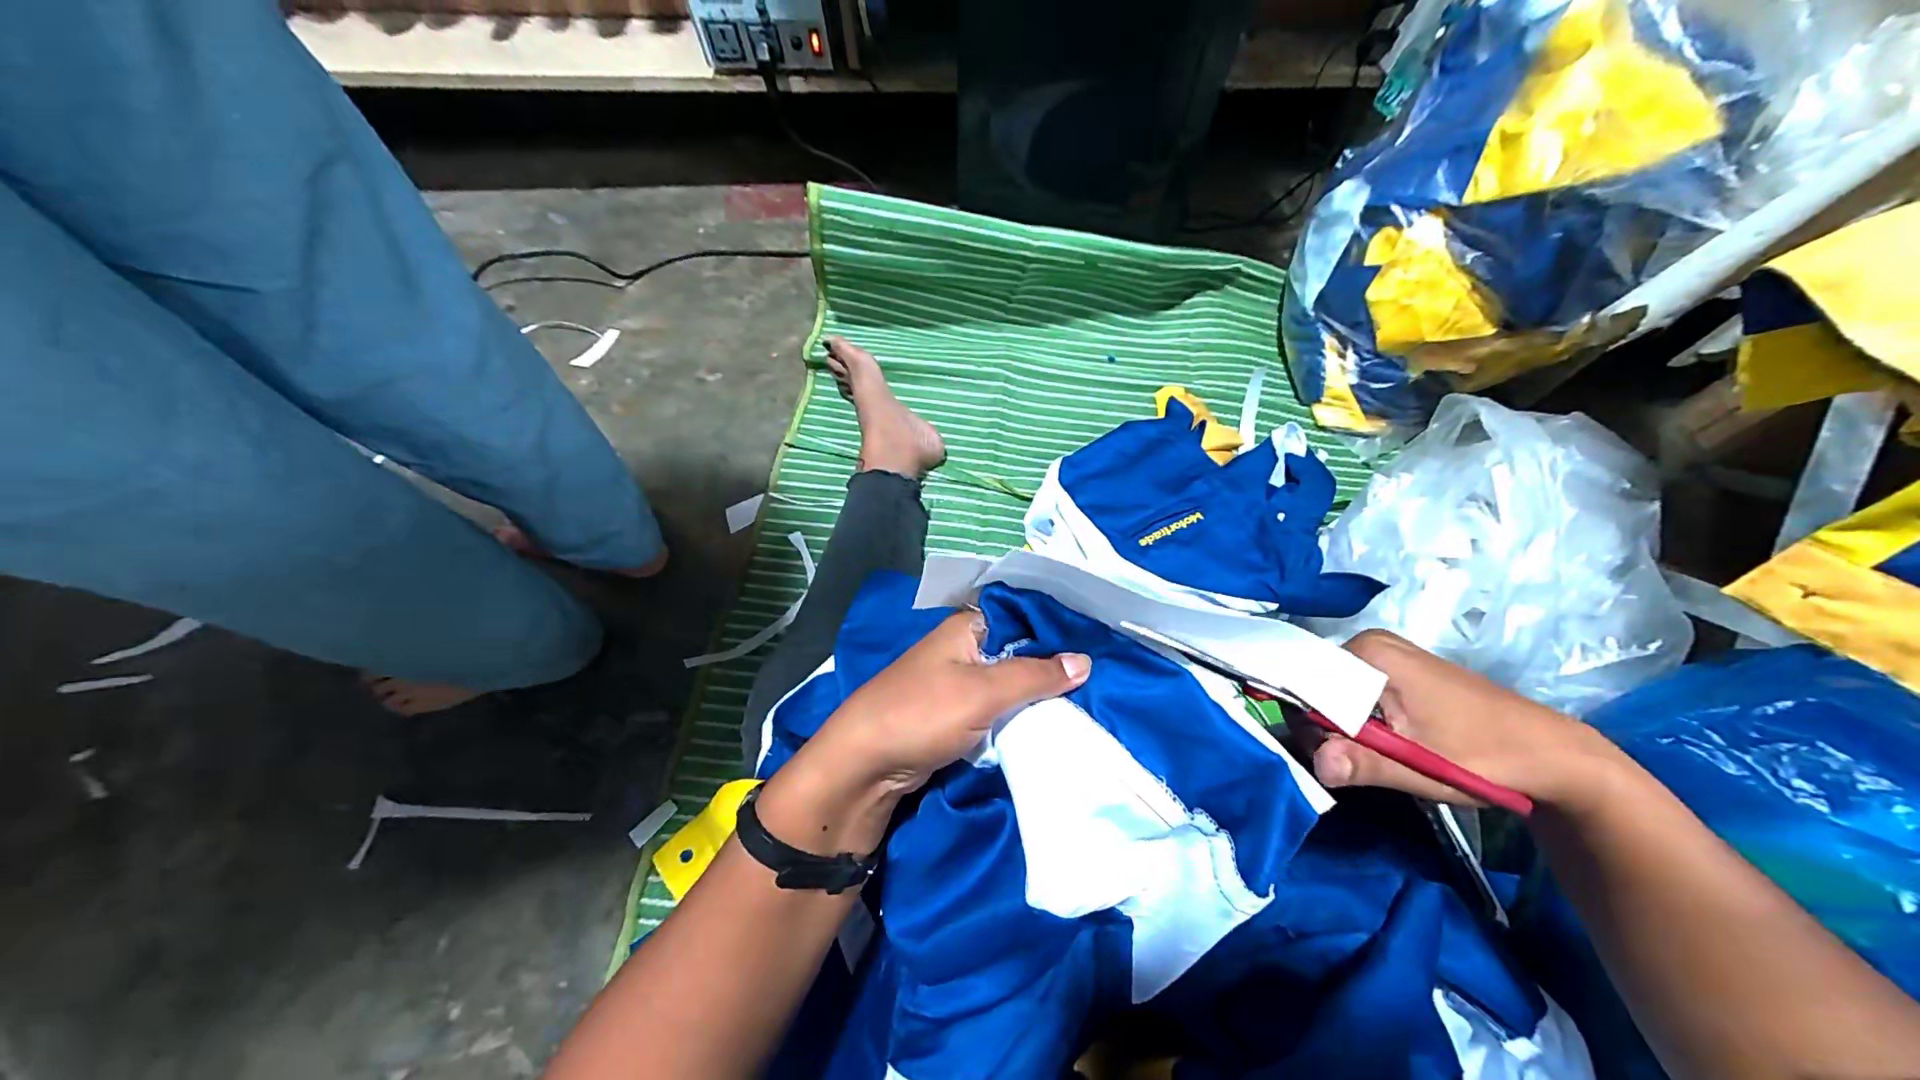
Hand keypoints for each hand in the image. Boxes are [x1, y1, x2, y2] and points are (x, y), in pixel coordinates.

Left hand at [756, 611, 1091, 854]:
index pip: (1024, 613)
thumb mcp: (984, 691)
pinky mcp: (958, 714)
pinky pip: (1000, 707)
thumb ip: (1035, 675)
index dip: (1061, 625)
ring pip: (1012, 681)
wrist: (865, 765)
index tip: (1104, 638)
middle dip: (1057, 662)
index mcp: (968, 626)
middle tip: (1107, 671)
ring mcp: (961, 681)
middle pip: (1021, 648)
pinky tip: (1056, 718)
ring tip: (1094, 696)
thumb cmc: (922, 713)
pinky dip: (1022, 713)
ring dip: (1041, 691)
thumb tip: (1084, 661)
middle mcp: (965, 646)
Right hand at [1307, 630, 1626, 813]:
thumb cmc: (1486, 755)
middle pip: (1314, 687)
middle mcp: (1368, 644)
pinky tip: (1378, 745)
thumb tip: (1316, 763)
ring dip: (1339, 728)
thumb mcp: (1420, 766)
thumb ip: (1363, 762)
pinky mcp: (1393, 673)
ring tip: (1370, 756)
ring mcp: (1382, 656)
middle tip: (1350, 763)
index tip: (1321, 755)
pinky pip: (1350, 694)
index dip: (1304, 720)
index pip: (1303, 681)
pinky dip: (1354, 722)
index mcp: (1369, 652)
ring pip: (1330, 694)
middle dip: (1322, 727)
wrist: (1552, 754)